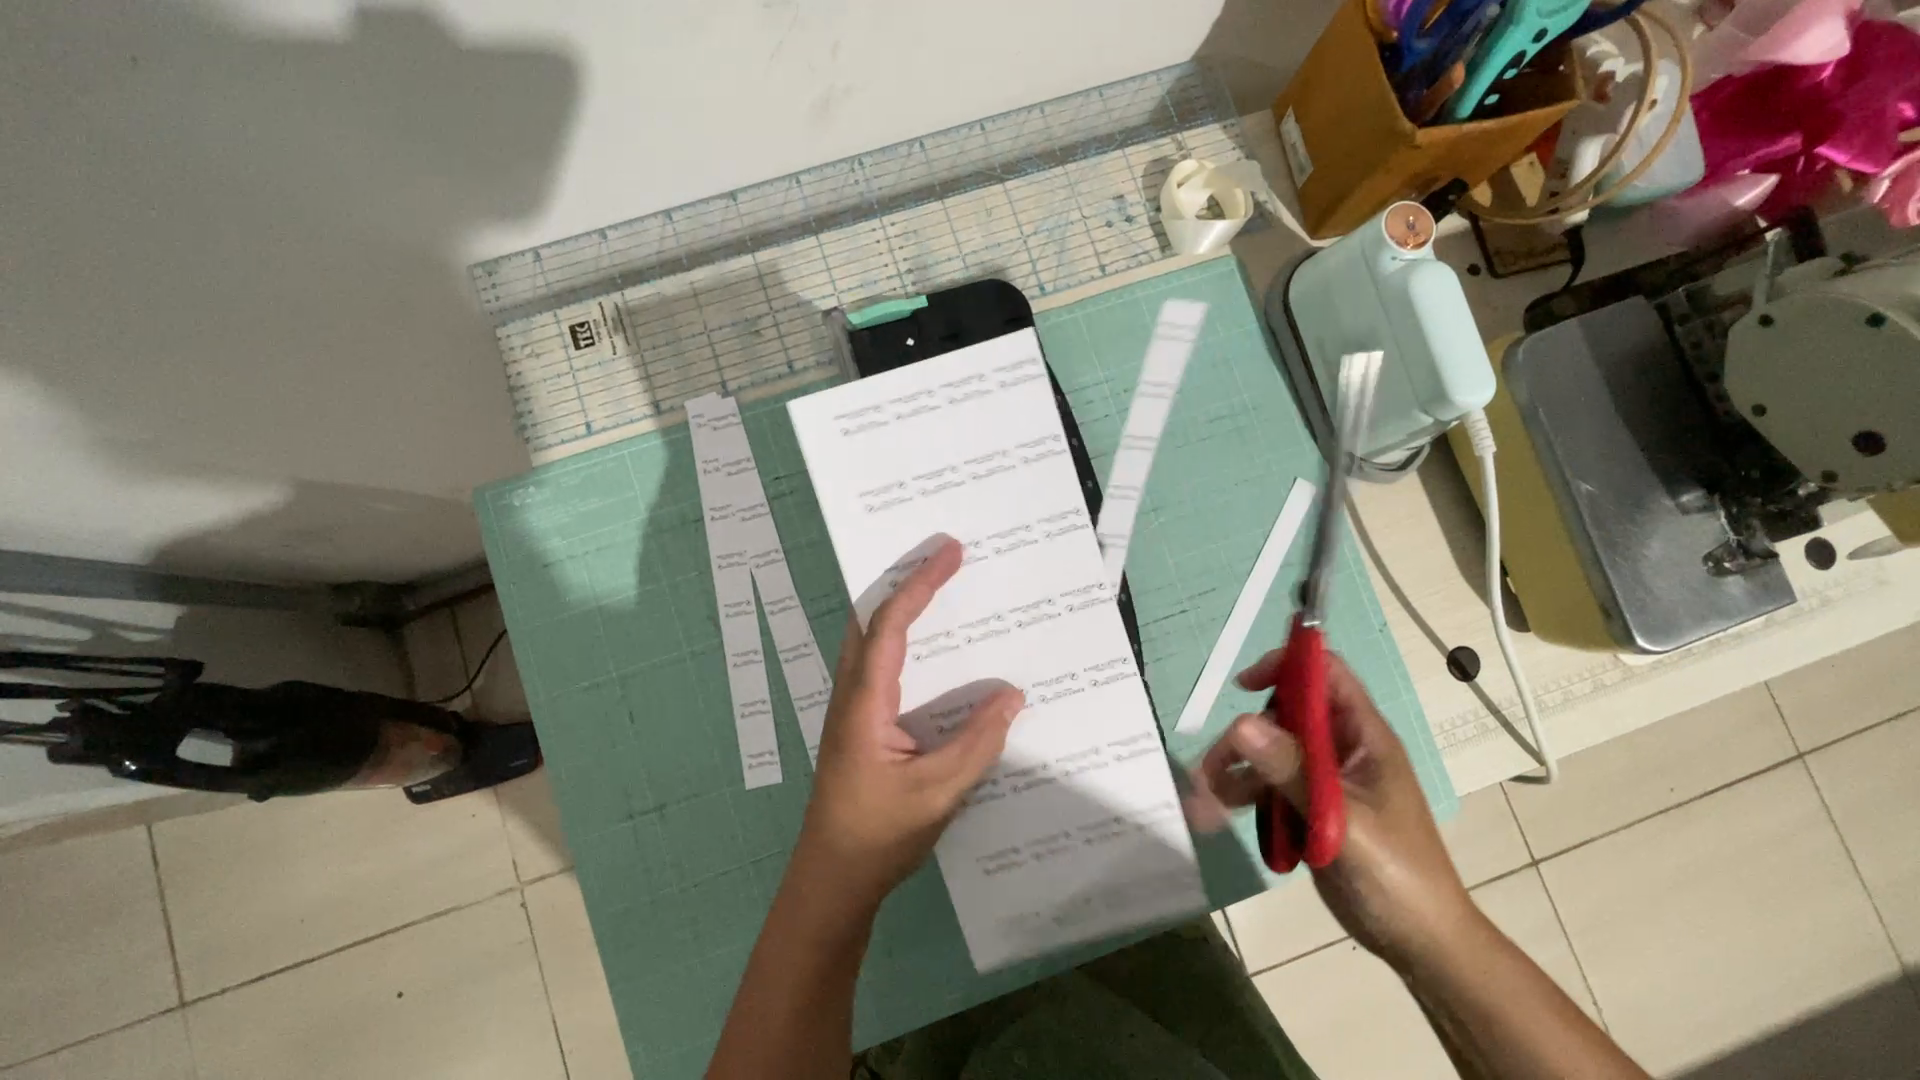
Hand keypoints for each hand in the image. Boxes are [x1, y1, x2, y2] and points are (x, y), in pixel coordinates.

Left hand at [795, 536, 1026, 905]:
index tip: (950, 552)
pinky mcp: (861, 728)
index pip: (891, 626)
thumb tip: (1013, 695)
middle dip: (904, 582)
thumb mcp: (938, 792)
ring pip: (870, 642)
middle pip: (869, 620)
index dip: (920, 585)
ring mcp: (852, 712)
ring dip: (900, 609)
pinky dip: (903, 642)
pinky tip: (934, 656)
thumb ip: (977, 743)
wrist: (832, 880)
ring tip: (940, 590)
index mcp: (864, 703)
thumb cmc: (879, 835)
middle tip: (943, 557)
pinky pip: (881, 668)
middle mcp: (852, 696)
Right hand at [1188, 651, 1476, 970]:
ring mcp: (1324, 779)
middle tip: (1213, 767)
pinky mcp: (1309, 808)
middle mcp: (1342, 749)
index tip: (1245, 685)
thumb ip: (1292, 770)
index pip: (1326, 674)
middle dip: (1244, 736)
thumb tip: (1241, 721)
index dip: (1287, 665)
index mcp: (1364, 737)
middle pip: (1284, 715)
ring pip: (1269, 752)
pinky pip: (1268, 785)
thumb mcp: (1343, 821)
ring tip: (1205, 800)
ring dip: (1235, 769)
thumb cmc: (1398, 875)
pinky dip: (1242, 795)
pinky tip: (1217, 814)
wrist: (1418, 941)